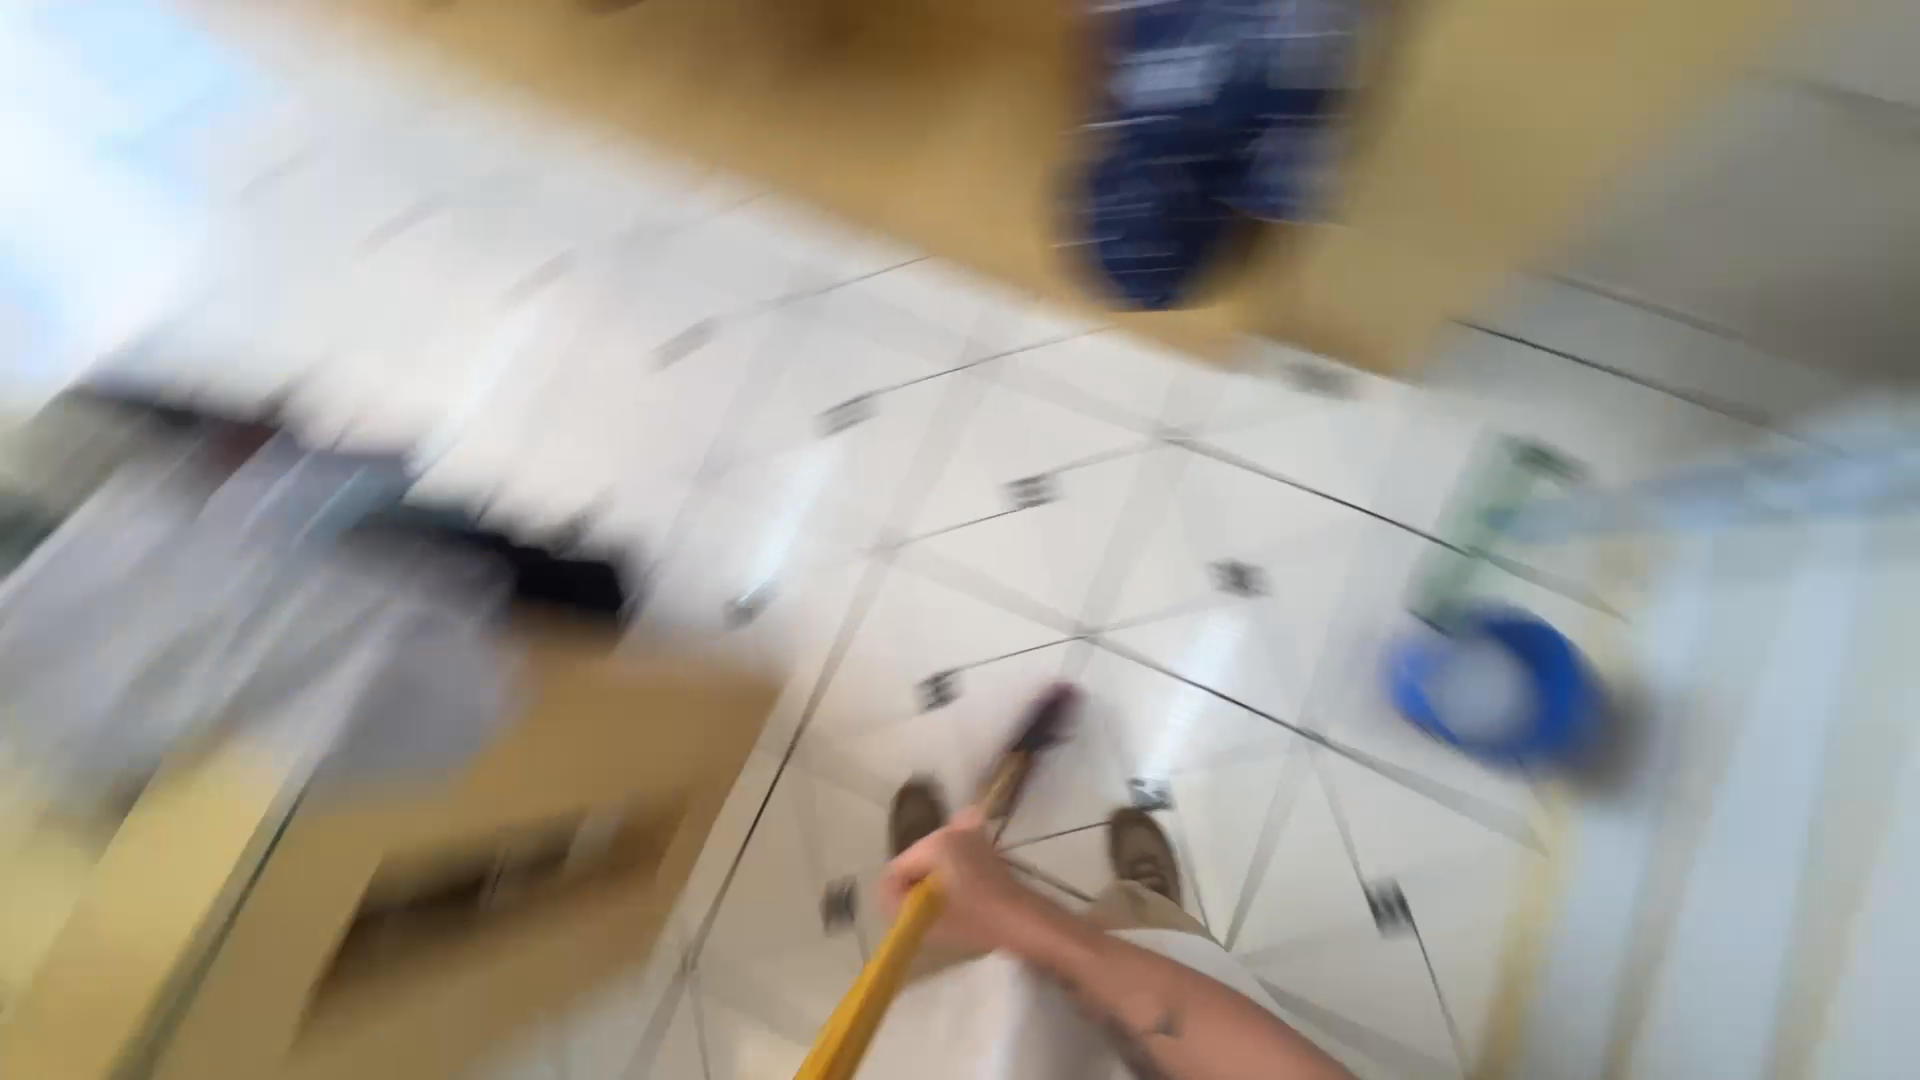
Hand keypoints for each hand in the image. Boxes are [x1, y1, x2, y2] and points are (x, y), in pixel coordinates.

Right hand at [880, 806, 1055, 954]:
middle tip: (917, 912)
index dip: (894, 894)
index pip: (897, 867)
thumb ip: (897, 907)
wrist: (1020, 920)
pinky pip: (954, 846)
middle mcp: (948, 829)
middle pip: (915, 858)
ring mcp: (968, 832)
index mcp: (934, 845)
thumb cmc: (974, 920)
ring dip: (930, 875)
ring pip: (933, 853)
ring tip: (938, 903)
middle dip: (912, 883)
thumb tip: (886, 899)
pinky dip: (949, 860)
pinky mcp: (982, 842)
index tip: (900, 916)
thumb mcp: (928, 920)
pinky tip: (952, 879)